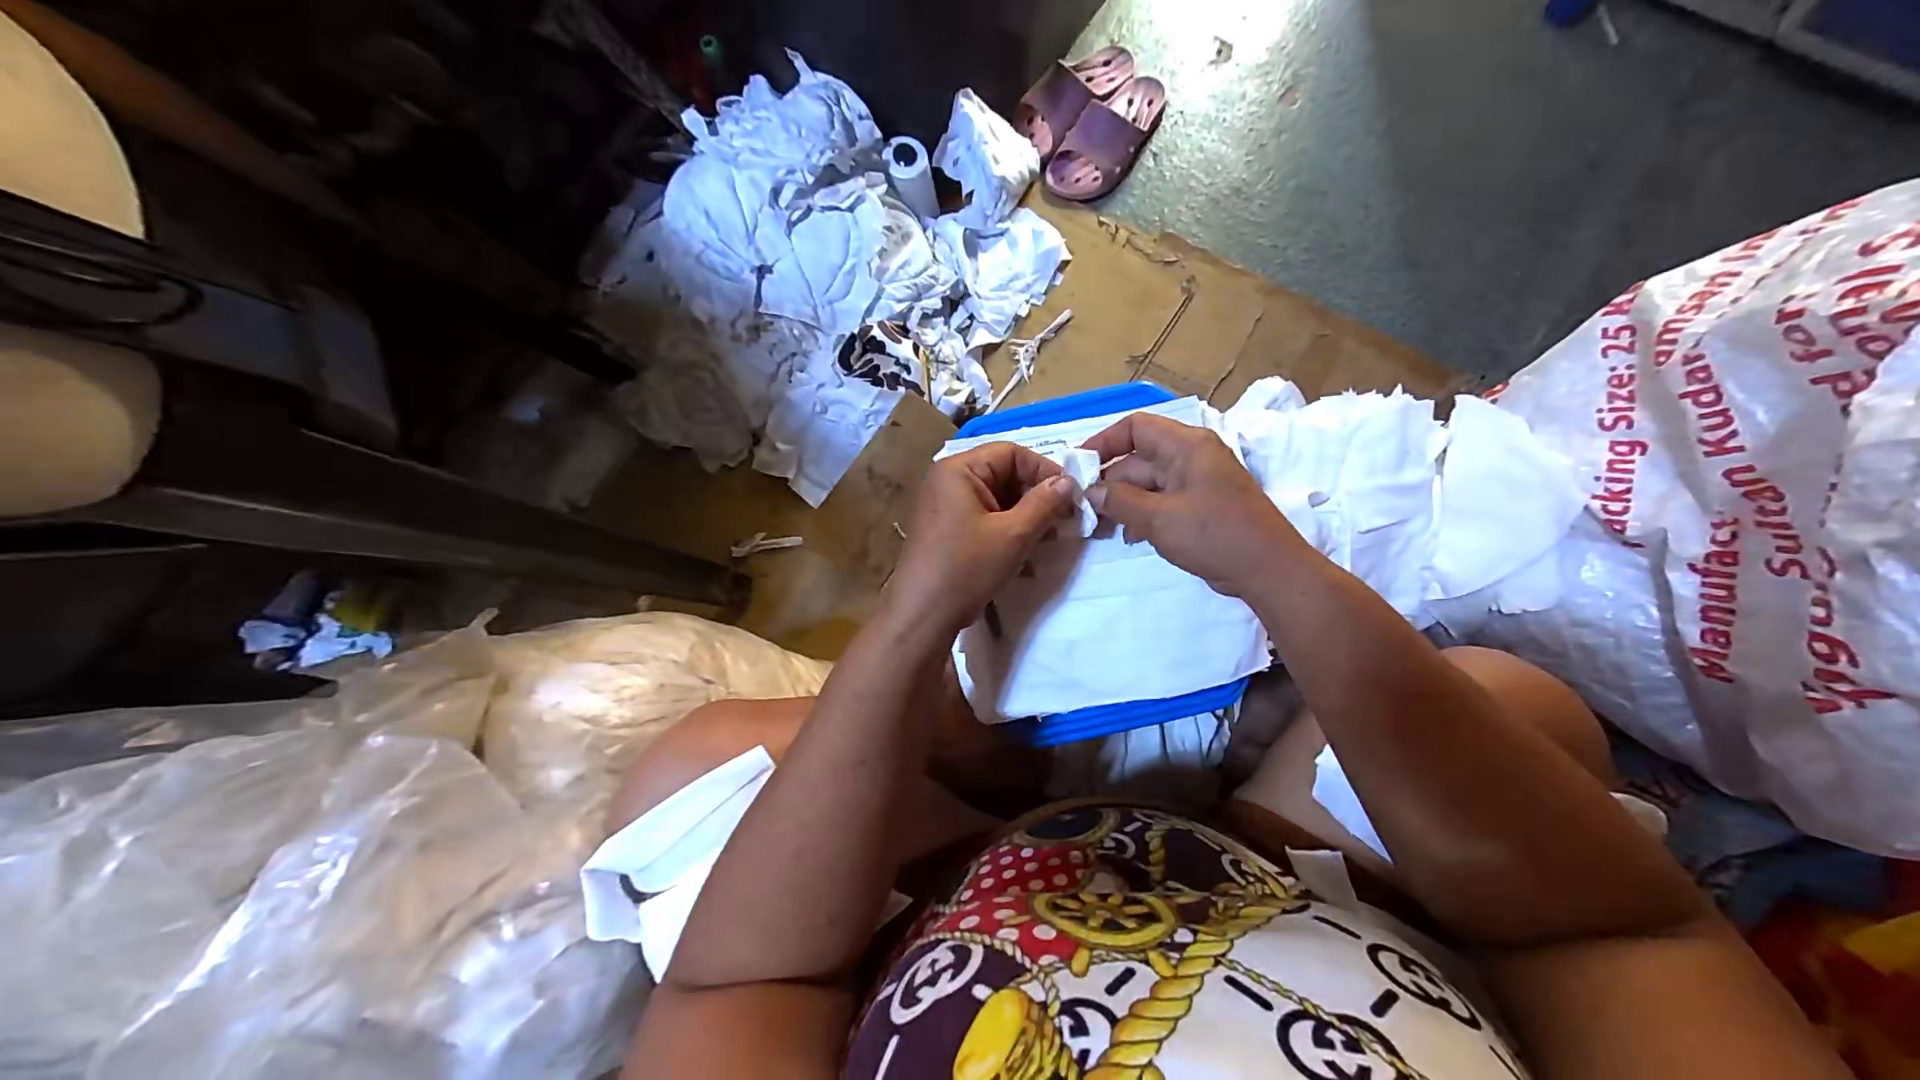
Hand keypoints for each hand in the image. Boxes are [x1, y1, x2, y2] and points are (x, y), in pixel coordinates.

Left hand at [886, 442, 1077, 636]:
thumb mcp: (1012, 535)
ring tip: (1048, 539)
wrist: (921, 617)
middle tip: (1064, 520)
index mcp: (958, 470)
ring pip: (998, 499)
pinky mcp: (948, 530)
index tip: (1071, 496)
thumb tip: (1068, 482)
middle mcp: (948, 481)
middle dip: (1036, 496)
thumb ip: (1044, 504)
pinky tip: (1026, 556)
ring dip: (1026, 517)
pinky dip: (1008, 531)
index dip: (1045, 470)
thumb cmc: (965, 569)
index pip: (1011, 453)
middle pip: (1004, 474)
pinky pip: (985, 519)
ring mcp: (946, 506)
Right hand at [1083, 412, 1308, 596]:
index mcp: (1187, 446)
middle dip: (1109, 482)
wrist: (1269, 570)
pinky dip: (1142, 514)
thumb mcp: (1158, 518)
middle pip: (1138, 459)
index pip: (1135, 427)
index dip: (1103, 442)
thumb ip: (1119, 501)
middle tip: (1082, 509)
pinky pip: (1162, 501)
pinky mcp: (1201, 507)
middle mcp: (1192, 457)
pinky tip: (1129, 536)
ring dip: (1123, 502)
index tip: (1078, 467)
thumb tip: (1089, 491)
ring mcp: (1198, 482)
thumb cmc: (1214, 535)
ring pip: (1148, 483)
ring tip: (1100, 527)